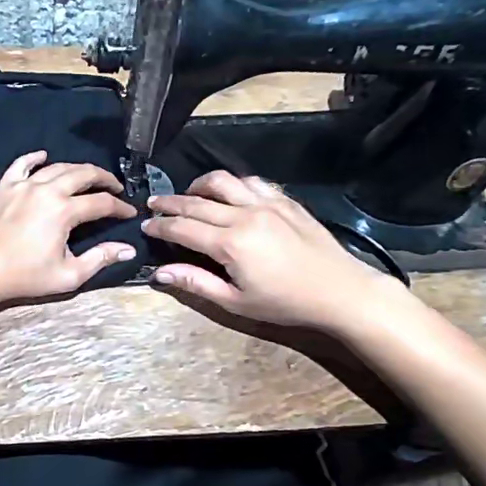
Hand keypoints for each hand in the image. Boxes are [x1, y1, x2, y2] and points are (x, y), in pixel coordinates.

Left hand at [0, 151, 137, 304]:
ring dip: (77, 169)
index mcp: (63, 210)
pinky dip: (35, 158)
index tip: (129, 213)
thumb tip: (127, 249)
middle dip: (104, 179)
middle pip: (83, 174)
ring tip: (89, 177)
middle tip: (115, 188)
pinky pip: (22, 164)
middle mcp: (46, 190)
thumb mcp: (68, 275)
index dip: (119, 207)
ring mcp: (23, 185)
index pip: (101, 203)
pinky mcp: (5, 187)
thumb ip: (100, 259)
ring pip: (57, 167)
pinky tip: (44, 156)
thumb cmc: (24, 277)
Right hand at [141, 170, 418, 333]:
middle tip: (153, 205)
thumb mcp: (236, 302)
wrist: (341, 292)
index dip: (159, 226)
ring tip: (189, 194)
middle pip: (197, 201)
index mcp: (230, 243)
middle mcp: (244, 215)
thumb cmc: (285, 304)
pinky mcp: (285, 201)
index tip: (144, 225)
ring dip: (199, 185)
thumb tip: (160, 271)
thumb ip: (196, 283)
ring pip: (224, 181)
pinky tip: (228, 193)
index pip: (182, 227)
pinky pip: (252, 182)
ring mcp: (267, 204)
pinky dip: (233, 184)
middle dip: (170, 203)